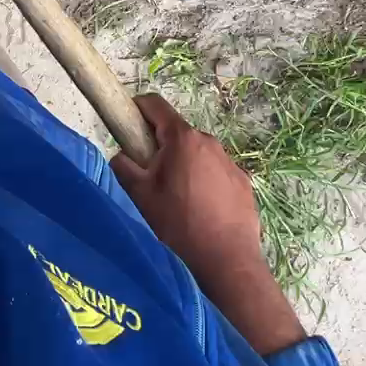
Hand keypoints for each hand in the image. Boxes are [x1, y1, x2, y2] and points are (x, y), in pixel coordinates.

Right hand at [111, 93, 264, 267]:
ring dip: (185, 164)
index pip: (155, 104)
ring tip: (179, 198)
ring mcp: (230, 162)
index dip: (138, 108)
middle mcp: (209, 141)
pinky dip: (205, 182)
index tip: (129, 124)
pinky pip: (217, 172)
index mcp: (182, 138)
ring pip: (198, 153)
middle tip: (153, 175)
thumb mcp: (139, 193)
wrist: (227, 261)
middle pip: (177, 132)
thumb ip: (122, 165)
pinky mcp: (244, 182)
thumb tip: (122, 156)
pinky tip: (202, 209)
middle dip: (162, 146)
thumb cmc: (178, 222)